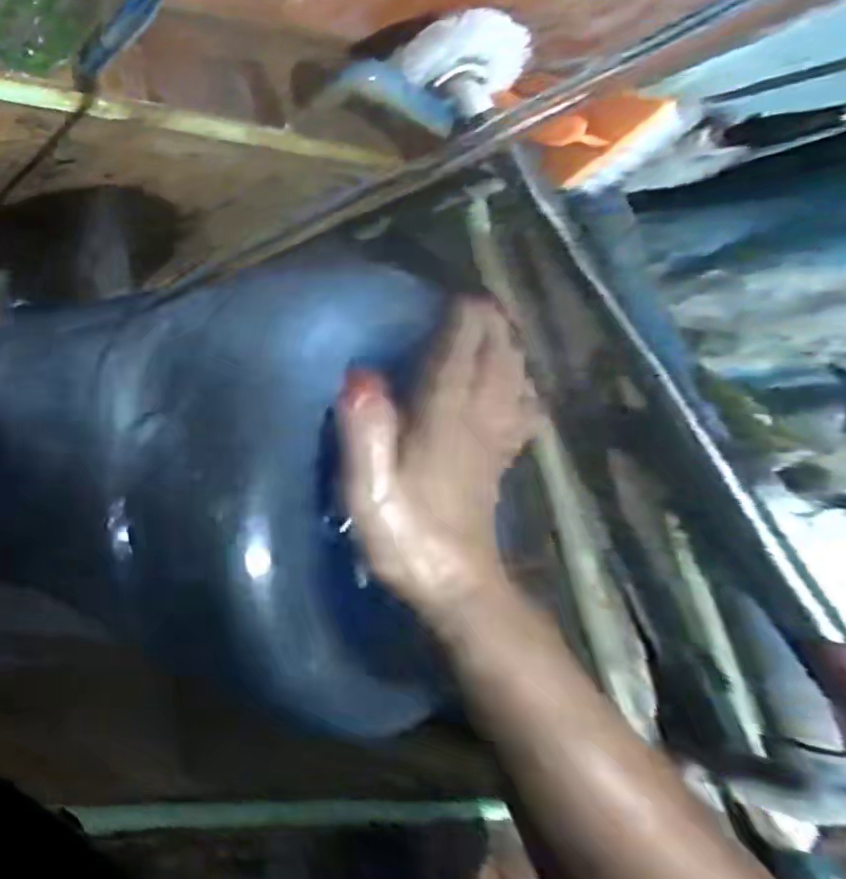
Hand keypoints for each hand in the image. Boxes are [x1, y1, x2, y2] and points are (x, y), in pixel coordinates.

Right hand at [338, 297, 542, 621]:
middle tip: (480, 299)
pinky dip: (519, 387)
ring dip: (509, 351)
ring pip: (512, 382)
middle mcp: (477, 425)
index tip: (458, 291)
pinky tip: (516, 385)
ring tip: (500, 328)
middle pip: (495, 364)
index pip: (459, 360)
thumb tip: (360, 375)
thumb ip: (364, 430)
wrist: (454, 587)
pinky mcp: (496, 464)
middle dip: (491, 328)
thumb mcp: (368, 484)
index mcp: (444, 423)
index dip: (462, 324)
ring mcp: (493, 445)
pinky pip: (518, 412)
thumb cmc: (401, 534)